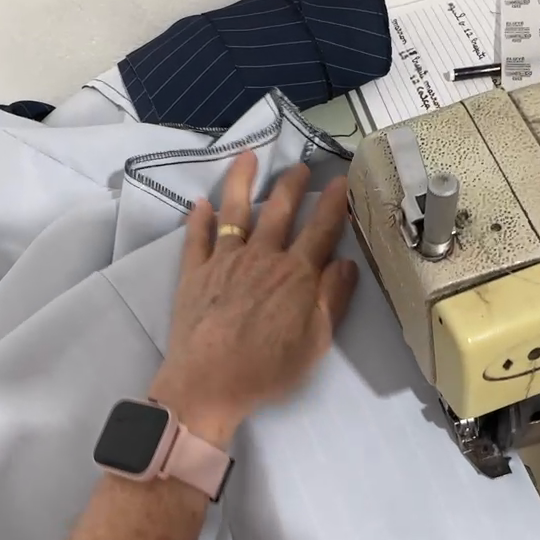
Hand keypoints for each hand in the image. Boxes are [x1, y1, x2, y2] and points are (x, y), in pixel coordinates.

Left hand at [149, 151, 359, 444]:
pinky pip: (197, 238)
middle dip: (292, 184)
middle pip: (279, 211)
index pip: (321, 229)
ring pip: (235, 212)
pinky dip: (199, 219)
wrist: (209, 382)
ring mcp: (224, 261)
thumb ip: (333, 299)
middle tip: (300, 165)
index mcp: (296, 274)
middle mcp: (261, 258)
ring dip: (243, 181)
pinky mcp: (193, 273)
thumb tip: (346, 263)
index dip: (333, 203)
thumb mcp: (316, 341)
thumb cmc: (268, 369)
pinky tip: (202, 204)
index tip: (341, 179)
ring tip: (248, 157)